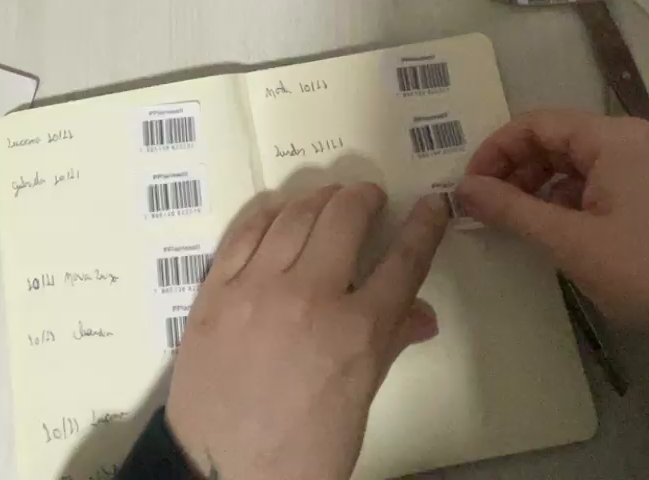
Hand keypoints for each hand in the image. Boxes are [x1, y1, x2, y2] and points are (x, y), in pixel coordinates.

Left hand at [166, 184, 449, 479]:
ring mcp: (256, 286)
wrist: (219, 475)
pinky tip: (279, 211)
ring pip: (294, 214)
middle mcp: (307, 295)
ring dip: (319, 198)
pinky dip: (269, 212)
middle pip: (344, 219)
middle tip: (370, 197)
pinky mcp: (216, 287)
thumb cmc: (300, 452)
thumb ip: (387, 346)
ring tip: (329, 198)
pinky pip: (245, 230)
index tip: (432, 205)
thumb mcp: (357, 407)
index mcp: (354, 333)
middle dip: (364, 198)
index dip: (423, 227)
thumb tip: (423, 312)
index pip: (402, 263)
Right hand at [455, 109, 648, 413]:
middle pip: (558, 139)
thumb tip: (461, 189)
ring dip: (543, 185)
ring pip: (580, 161)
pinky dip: (574, 197)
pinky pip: (605, 179)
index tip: (470, 187)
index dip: (496, 151)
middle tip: (490, 206)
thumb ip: (510, 210)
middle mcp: (638, 139)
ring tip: (522, 222)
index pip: (536, 124)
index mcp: (616, 138)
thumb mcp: (570, 243)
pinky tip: (561, 229)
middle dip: (518, 169)